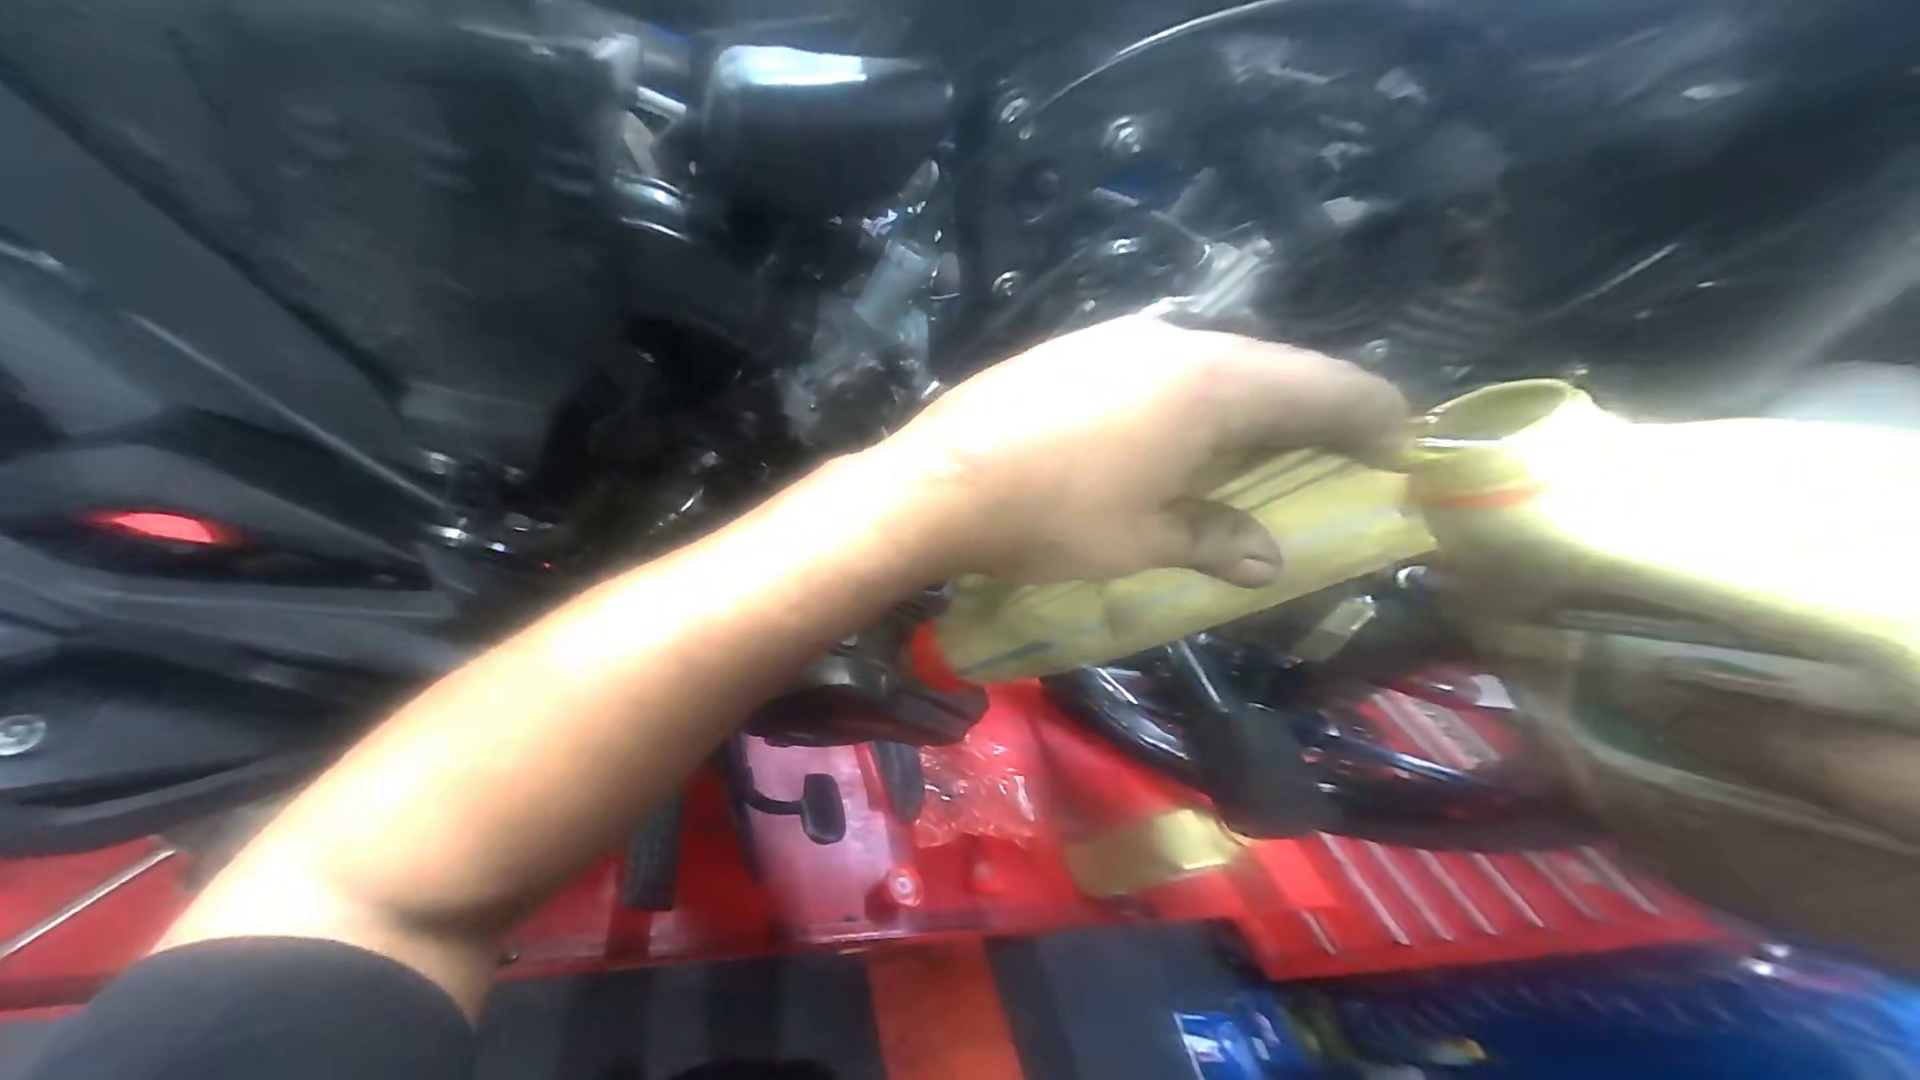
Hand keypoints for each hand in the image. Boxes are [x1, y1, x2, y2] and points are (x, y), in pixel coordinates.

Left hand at [878, 316, 1407, 584]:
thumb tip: (1266, 558)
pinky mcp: (1068, 350)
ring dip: (1240, 403)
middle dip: (1306, 410)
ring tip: (1248, 446)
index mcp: (1213, 382)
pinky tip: (1163, 431)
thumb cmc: (1054, 517)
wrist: (938, 485)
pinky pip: (1152, 368)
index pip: (1325, 387)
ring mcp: (1113, 338)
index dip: (1372, 416)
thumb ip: (1214, 539)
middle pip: (1269, 368)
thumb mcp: (1144, 539)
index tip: (1397, 445)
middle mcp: (1172, 341)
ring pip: (1207, 363)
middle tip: (1329, 450)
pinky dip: (1181, 398)